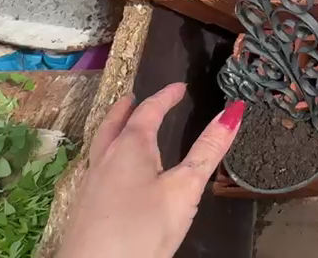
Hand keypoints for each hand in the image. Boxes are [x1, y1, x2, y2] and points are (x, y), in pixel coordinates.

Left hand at [56, 83, 241, 257]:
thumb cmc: (142, 230)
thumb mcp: (185, 188)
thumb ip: (209, 149)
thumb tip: (235, 110)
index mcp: (130, 147)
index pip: (148, 110)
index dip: (166, 96)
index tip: (179, 87)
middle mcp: (105, 160)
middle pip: (113, 125)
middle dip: (126, 109)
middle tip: (135, 98)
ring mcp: (89, 187)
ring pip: (100, 147)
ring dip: (113, 131)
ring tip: (123, 129)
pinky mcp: (82, 212)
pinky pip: (96, 168)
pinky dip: (108, 155)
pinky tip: (114, 174)